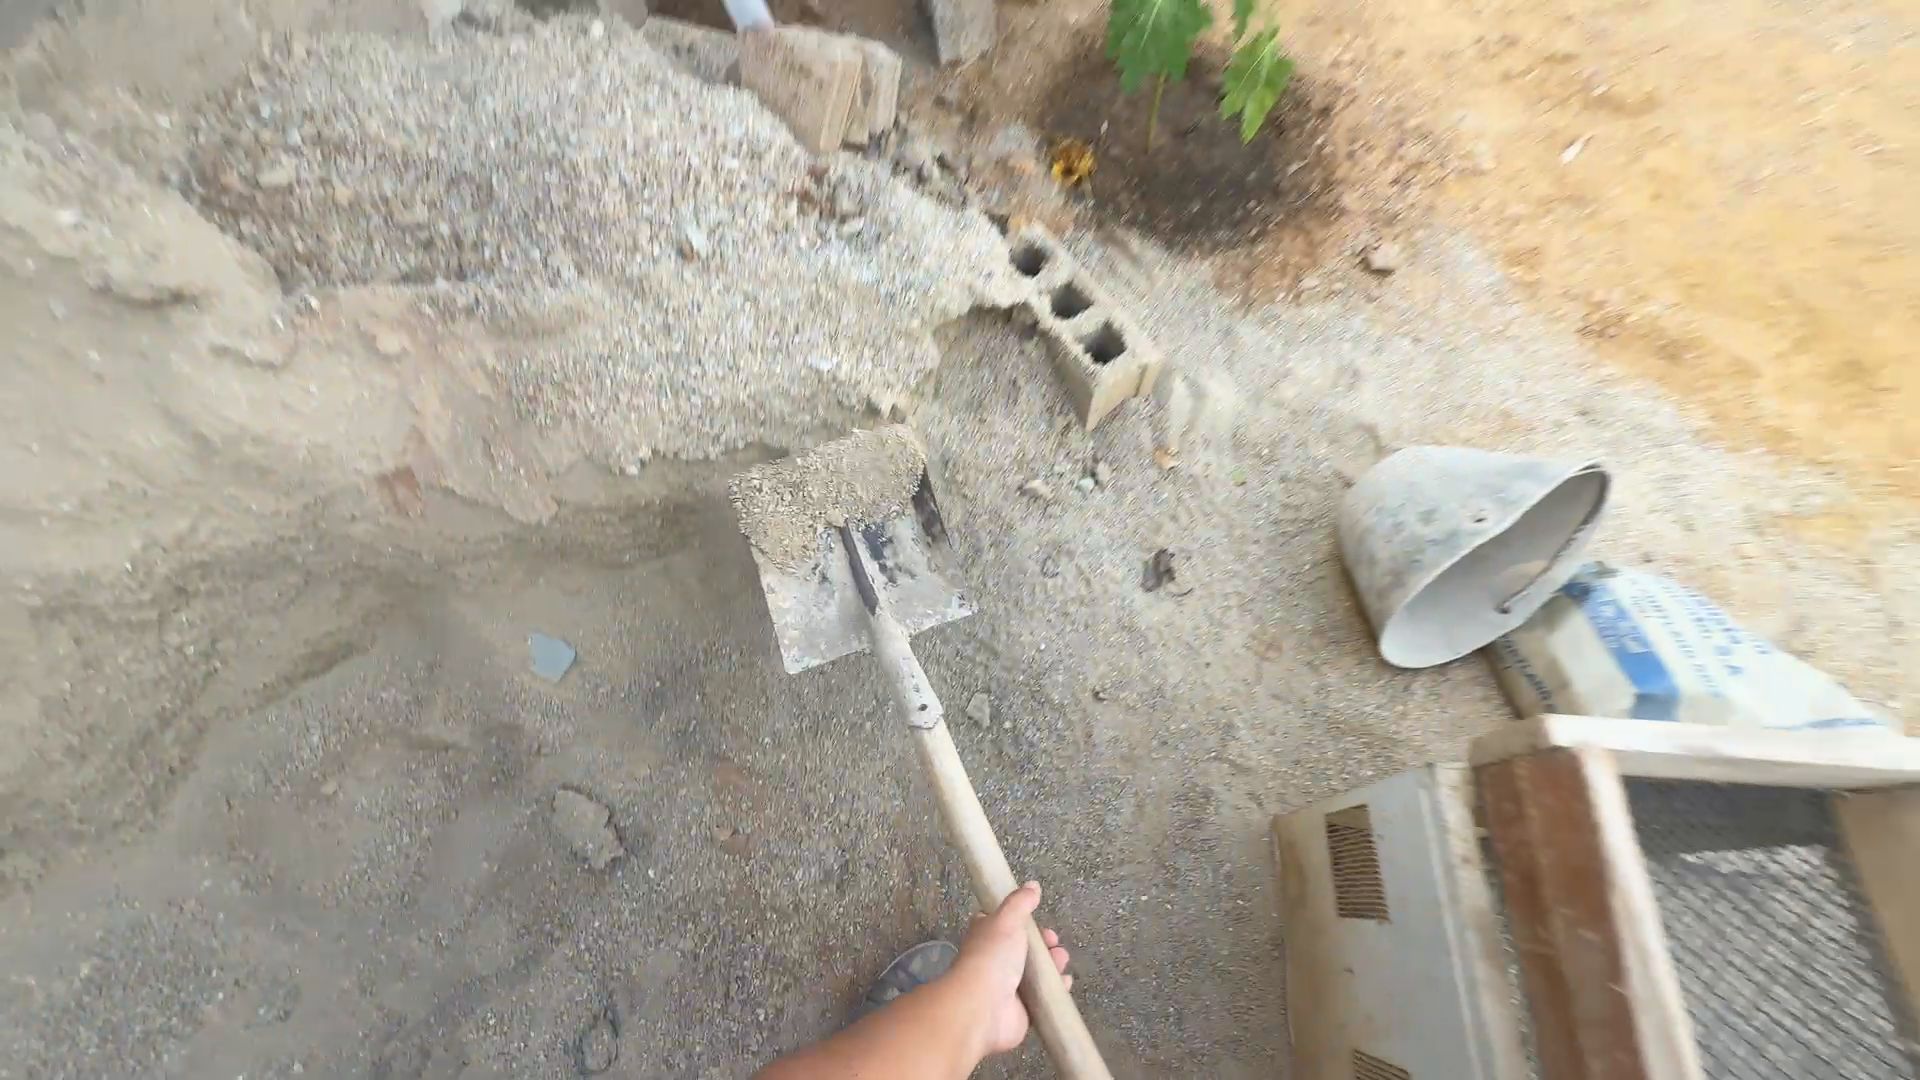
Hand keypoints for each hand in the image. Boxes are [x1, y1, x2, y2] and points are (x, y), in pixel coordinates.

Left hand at [950, 881, 1072, 1055]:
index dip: (1023, 920)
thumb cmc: (992, 956)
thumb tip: (1033, 885)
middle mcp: (995, 958)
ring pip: (1035, 971)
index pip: (1004, 922)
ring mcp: (1007, 985)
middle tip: (1054, 942)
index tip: (1039, 918)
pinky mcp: (1021, 1009)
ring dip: (1052, 964)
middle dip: (1043, 943)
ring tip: (1062, 960)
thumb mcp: (1007, 919)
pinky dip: (1055, 988)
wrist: (983, 1007)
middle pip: (1024, 946)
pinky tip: (1064, 983)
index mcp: (986, 934)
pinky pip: (1042, 996)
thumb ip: (1020, 903)